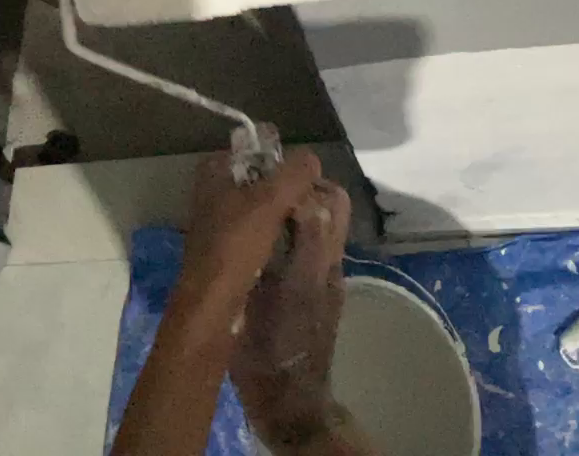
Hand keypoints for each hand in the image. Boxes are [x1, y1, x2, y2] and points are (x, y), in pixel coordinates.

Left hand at [177, 149, 322, 305]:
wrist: (210, 311)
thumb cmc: (234, 248)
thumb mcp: (269, 202)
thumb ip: (294, 174)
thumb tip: (312, 158)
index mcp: (214, 171)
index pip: (257, 151)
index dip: (284, 162)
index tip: (308, 182)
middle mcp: (213, 191)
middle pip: (262, 180)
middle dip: (288, 192)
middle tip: (315, 206)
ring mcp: (219, 222)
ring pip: (264, 209)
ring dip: (286, 216)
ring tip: (311, 227)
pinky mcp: (227, 250)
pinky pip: (261, 233)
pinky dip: (278, 237)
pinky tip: (295, 248)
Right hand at [232, 180, 351, 448]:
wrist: (293, 403)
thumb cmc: (262, 354)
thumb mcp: (247, 305)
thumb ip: (248, 261)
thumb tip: (242, 217)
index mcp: (308, 267)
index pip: (318, 207)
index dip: (294, 184)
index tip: (265, 175)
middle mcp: (328, 265)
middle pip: (336, 205)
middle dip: (309, 186)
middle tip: (273, 187)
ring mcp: (333, 277)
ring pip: (334, 222)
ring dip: (310, 205)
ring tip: (274, 209)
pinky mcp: (332, 290)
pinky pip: (327, 244)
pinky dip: (309, 230)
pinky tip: (278, 241)